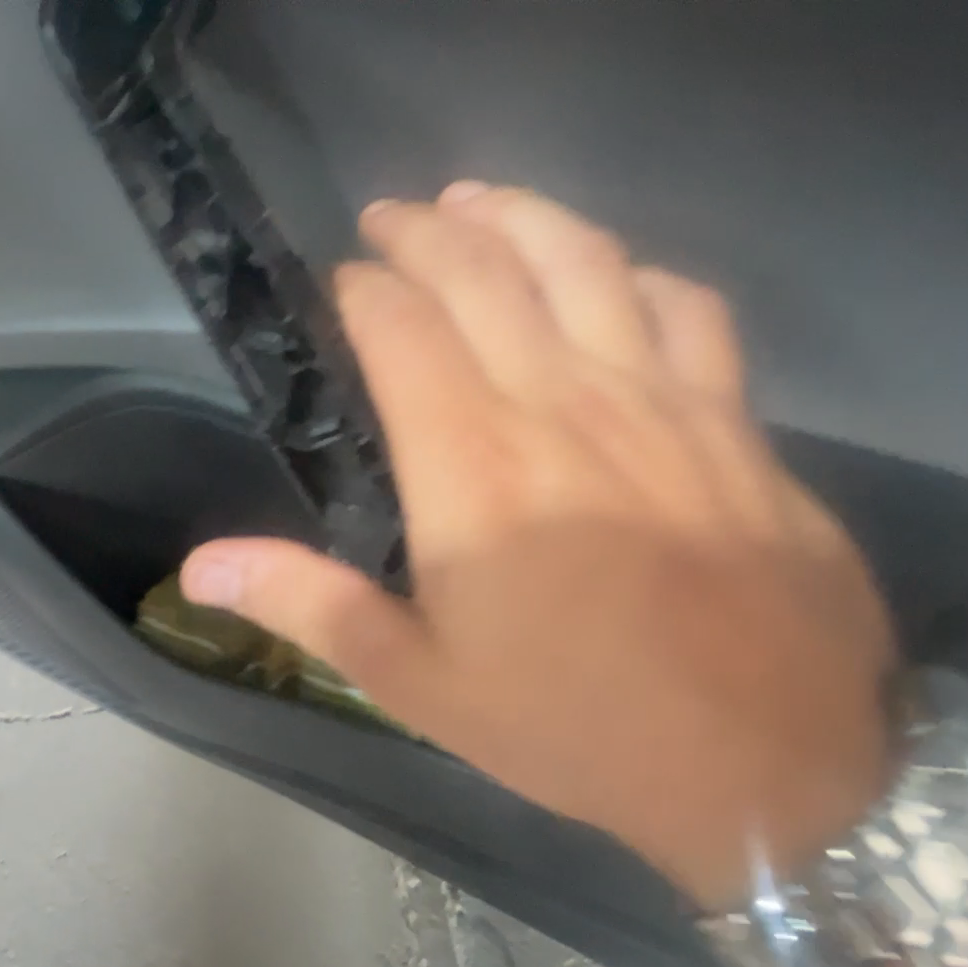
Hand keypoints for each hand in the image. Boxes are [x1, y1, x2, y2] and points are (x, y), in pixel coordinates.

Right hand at [180, 182, 896, 908]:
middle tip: (389, 218)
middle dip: (425, 229)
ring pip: (586, 260)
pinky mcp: (734, 424)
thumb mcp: (418, 682)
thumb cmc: (572, 726)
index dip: (359, 289)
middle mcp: (563, 404)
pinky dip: (639, 274)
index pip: (399, 326)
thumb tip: (201, 566)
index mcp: (473, 464)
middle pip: (485, 269)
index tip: (337, 284)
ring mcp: (661, 402)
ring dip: (522, 215)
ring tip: (478, 201)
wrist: (767, 765)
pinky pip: (688, 308)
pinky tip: (614, 278)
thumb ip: (309, 605)